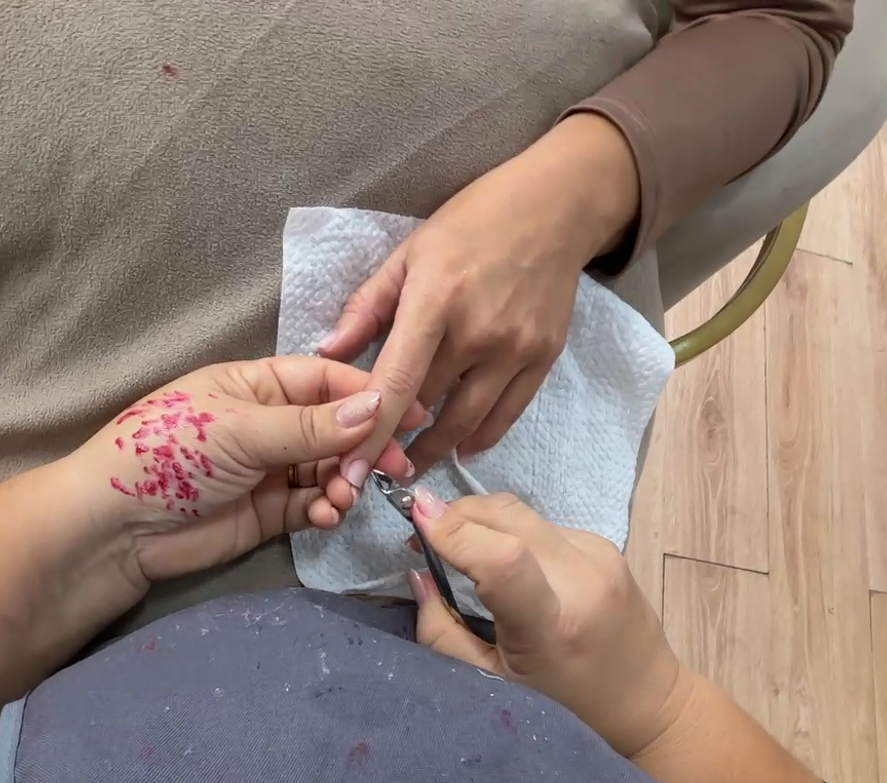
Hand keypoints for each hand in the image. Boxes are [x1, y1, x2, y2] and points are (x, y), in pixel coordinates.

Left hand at [69, 356, 427, 581]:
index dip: (367, 394)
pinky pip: (312, 505)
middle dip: (362, 446)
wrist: (118, 528)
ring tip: (342, 496)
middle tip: (393, 466)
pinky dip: (325, 509)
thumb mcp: (240, 430)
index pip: (325, 380)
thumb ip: (309, 426)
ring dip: (344, 482)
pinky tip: (326, 516)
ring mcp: (269, 470)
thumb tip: (376, 408)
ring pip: (328, 469)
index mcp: (257, 385)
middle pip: (334, 428)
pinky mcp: (268, 513)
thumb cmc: (169, 455)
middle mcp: (269, 424)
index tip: (410, 410)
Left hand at [321, 114, 639, 478]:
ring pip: (467, 422)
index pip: (398, 382)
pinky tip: (459, 449)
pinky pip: (507, 414)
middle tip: (373, 465)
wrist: (558, 205)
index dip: (371, 433)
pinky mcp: (543, 358)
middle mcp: (478, 332)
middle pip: (427, 408)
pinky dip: (480, 438)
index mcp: (435, 301)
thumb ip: (367, 307)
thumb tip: (328, 352)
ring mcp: (515, 349)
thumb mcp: (409, 254)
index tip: (352, 473)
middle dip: (396, 443)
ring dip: (434, 451)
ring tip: (409, 468)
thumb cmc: (472, 224)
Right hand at [405, 490, 687, 757]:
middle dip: (456, 512)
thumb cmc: (566, 709)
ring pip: (522, 514)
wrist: (649, 704)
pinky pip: (541, 525)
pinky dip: (510, 532)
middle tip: (423, 530)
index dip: (454, 530)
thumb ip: (443, 633)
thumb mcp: (492, 684)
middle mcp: (582, 581)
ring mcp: (600, 558)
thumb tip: (418, 574)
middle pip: (507, 517)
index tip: (416, 514)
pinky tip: (504, 559)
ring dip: (481, 520)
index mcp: (552, 627)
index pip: (501, 559)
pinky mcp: (606, 548)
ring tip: (457, 543)